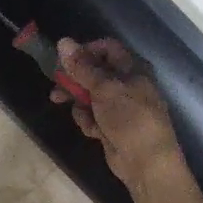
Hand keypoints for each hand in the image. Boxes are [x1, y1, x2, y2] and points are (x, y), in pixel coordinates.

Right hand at [51, 37, 184, 192]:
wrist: (146, 160)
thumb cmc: (130, 117)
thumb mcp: (104, 88)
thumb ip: (82, 67)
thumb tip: (62, 42)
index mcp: (132, 69)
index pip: (106, 48)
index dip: (85, 51)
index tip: (65, 60)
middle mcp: (125, 84)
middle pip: (93, 73)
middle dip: (75, 82)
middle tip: (57, 89)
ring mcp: (118, 106)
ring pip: (88, 97)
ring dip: (80, 105)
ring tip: (82, 116)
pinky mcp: (110, 125)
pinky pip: (91, 117)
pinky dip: (89, 122)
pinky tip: (94, 132)